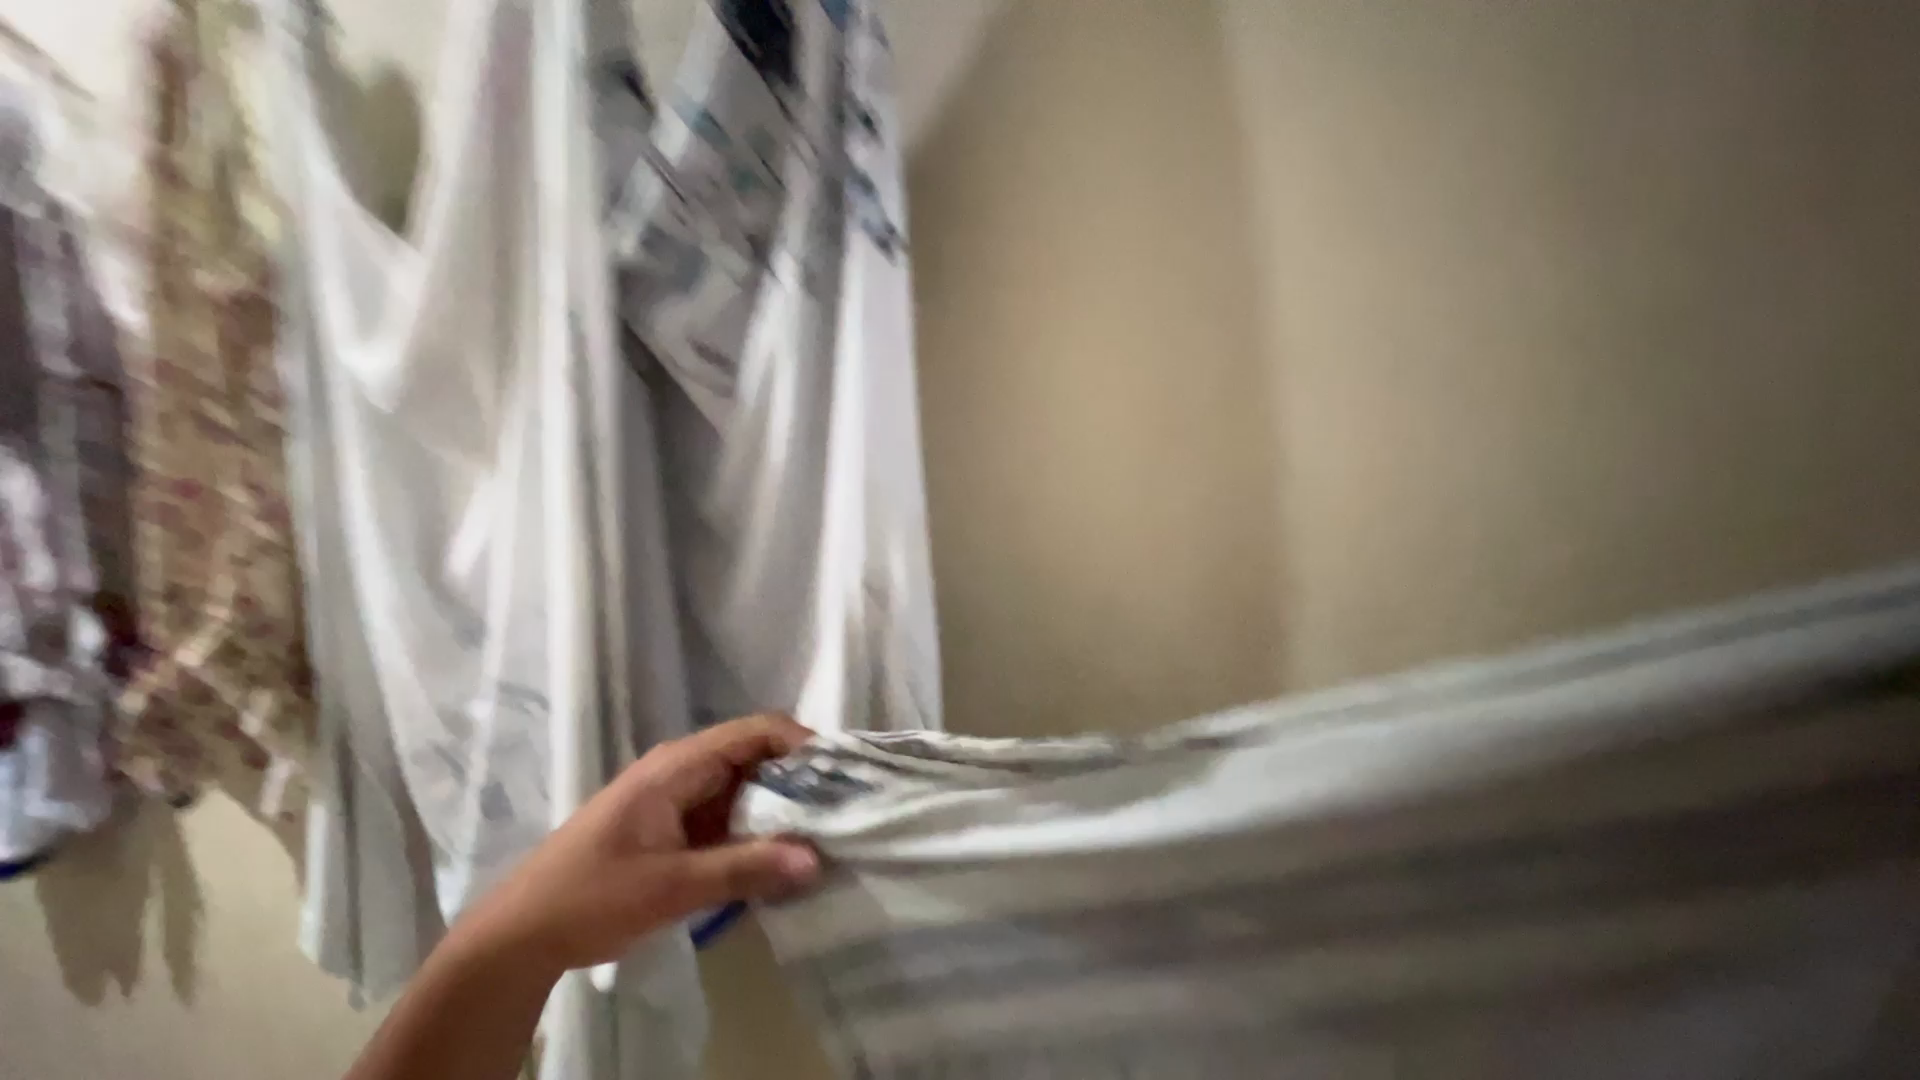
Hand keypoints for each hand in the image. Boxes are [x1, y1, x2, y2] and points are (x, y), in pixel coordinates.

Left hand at [457, 712, 821, 975]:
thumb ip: (746, 868)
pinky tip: (780, 860)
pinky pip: (729, 816)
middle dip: (800, 780)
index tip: (842, 775)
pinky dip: (757, 832)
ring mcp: (678, 799)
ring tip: (823, 836)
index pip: (756, 731)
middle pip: (756, 756)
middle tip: (843, 811)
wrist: (520, 934)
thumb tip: (816, 858)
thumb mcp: (673, 885)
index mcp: (679, 765)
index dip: (802, 744)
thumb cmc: (592, 896)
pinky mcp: (674, 827)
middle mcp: (683, 771)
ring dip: (781, 810)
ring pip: (745, 788)